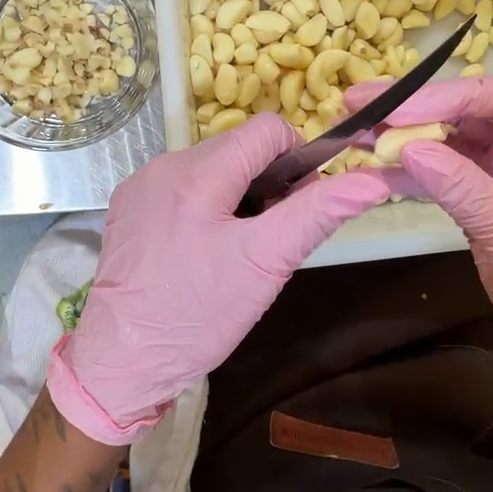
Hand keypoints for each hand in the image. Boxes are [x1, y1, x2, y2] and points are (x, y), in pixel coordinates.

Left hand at [46, 114, 391, 444]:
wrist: (121, 362)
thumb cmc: (198, 314)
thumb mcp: (266, 265)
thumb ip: (316, 215)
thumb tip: (372, 181)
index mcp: (199, 172)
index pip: (268, 130)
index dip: (296, 159)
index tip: (296, 205)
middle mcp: (164, 164)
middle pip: (237, 147)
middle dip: (264, 180)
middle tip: (265, 237)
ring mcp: (139, 184)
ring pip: (209, 165)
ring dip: (233, 192)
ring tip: (231, 247)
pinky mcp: (125, 206)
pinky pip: (179, 185)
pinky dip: (200, 204)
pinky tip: (197, 249)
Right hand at [344, 75, 492, 416]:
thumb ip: (463, 187)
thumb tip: (409, 148)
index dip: (450, 95)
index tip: (400, 107)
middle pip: (469, 114)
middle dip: (416, 108)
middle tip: (358, 102)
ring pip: (450, 143)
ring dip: (405, 136)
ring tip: (356, 130)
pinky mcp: (482, 205)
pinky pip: (442, 175)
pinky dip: (410, 171)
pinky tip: (375, 166)